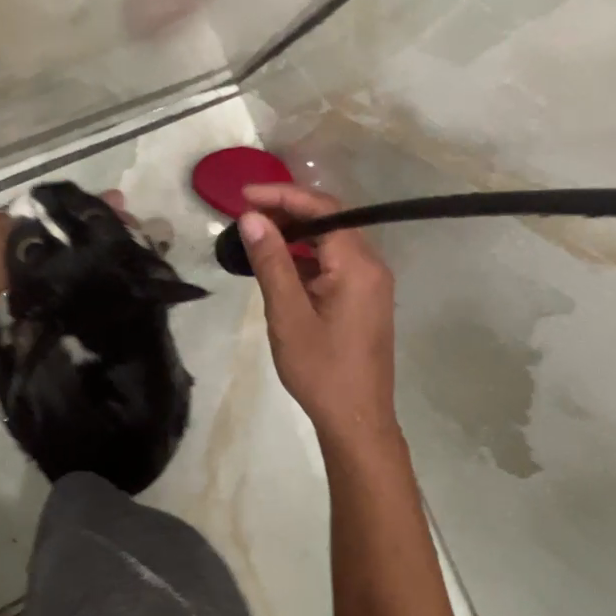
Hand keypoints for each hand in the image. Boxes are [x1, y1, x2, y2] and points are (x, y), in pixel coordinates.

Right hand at [238, 184, 398, 440]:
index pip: (322, 209)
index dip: (281, 196)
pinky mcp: (364, 300)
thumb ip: (271, 262)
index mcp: (357, 265)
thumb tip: (252, 218)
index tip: (243, 197)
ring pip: (331, 242)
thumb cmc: (321, 369)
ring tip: (255, 235)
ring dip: (295, 234)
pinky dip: (305, 256)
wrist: (356, 419)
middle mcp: (371, 266)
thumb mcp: (287, 314)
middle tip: (245, 215)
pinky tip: (278, 265)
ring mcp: (370, 283)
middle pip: (329, 220)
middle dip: (287, 211)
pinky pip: (334, 263)